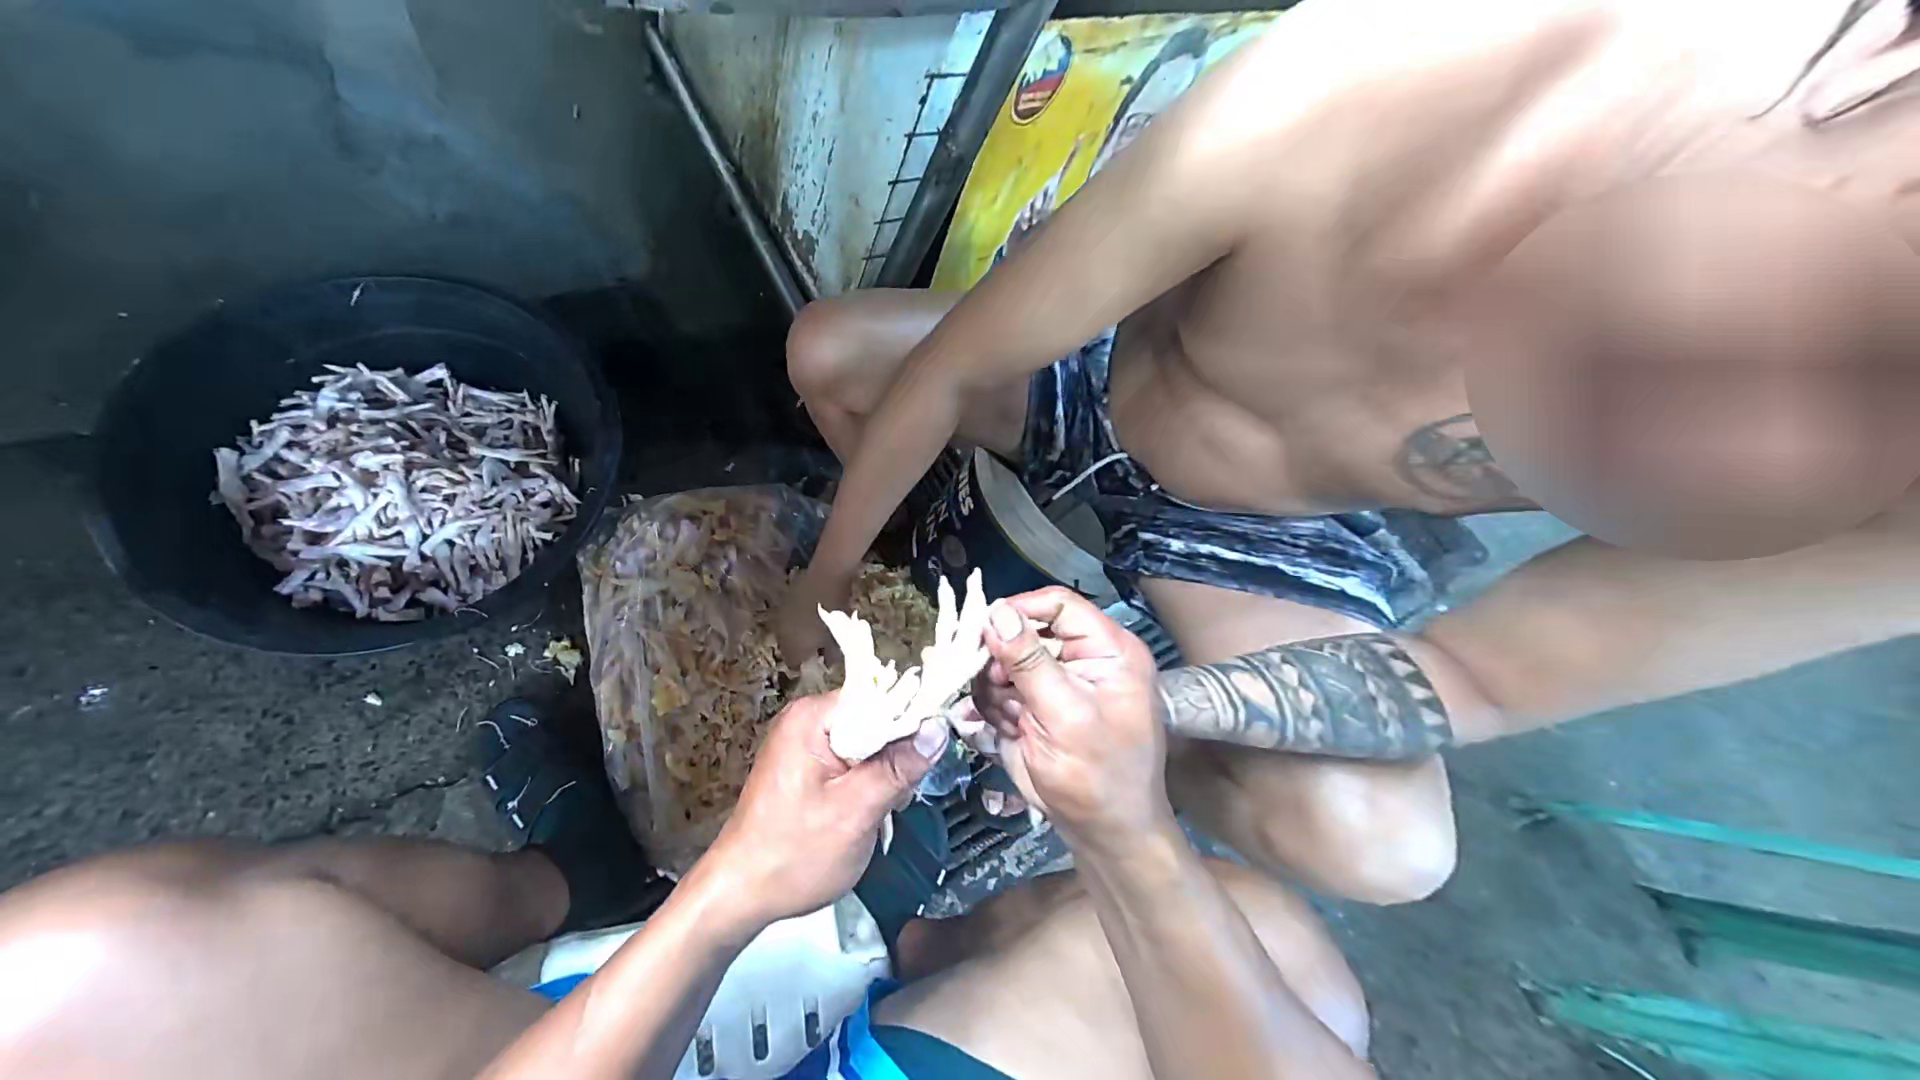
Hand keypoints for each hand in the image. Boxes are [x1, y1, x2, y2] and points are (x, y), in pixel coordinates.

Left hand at [697, 692, 944, 930]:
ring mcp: (807, 742)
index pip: (880, 696)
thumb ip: (898, 768)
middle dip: (896, 755)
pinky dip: (868, 782)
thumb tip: (938, 729)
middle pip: (877, 718)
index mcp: (812, 717)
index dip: (911, 720)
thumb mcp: (855, 812)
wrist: (741, 894)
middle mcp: (808, 719)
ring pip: (870, 742)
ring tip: (877, 810)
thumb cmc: (792, 856)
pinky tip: (865, 812)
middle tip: (895, 796)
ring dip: (884, 773)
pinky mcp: (809, 764)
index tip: (930, 751)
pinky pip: (855, 758)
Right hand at [775, 569, 849, 665]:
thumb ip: (830, 656)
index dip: (804, 667)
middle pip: (788, 650)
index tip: (815, 664)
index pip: (793, 666)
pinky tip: (810, 618)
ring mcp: (781, 617)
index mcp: (793, 646)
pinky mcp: (785, 603)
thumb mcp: (836, 638)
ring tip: (814, 634)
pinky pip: (790, 620)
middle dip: (800, 652)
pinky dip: (798, 623)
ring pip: (788, 634)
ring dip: (798, 637)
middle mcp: (782, 634)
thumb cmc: (834, 610)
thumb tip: (827, 664)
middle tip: (815, 650)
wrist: (827, 576)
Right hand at [973, 588, 1171, 852]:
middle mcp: (1083, 659)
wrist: (1104, 833)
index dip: (1019, 610)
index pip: (1058, 604)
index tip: (983, 630)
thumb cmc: (1098, 776)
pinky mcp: (1038, 705)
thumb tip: (996, 612)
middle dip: (1003, 661)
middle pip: (1025, 632)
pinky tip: (1010, 731)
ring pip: (1005, 661)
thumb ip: (1028, 660)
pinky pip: (1002, 690)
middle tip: (996, 687)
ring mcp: (1057, 683)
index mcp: (1107, 650)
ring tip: (1011, 718)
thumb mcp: (1064, 714)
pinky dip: (997, 709)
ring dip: (997, 689)